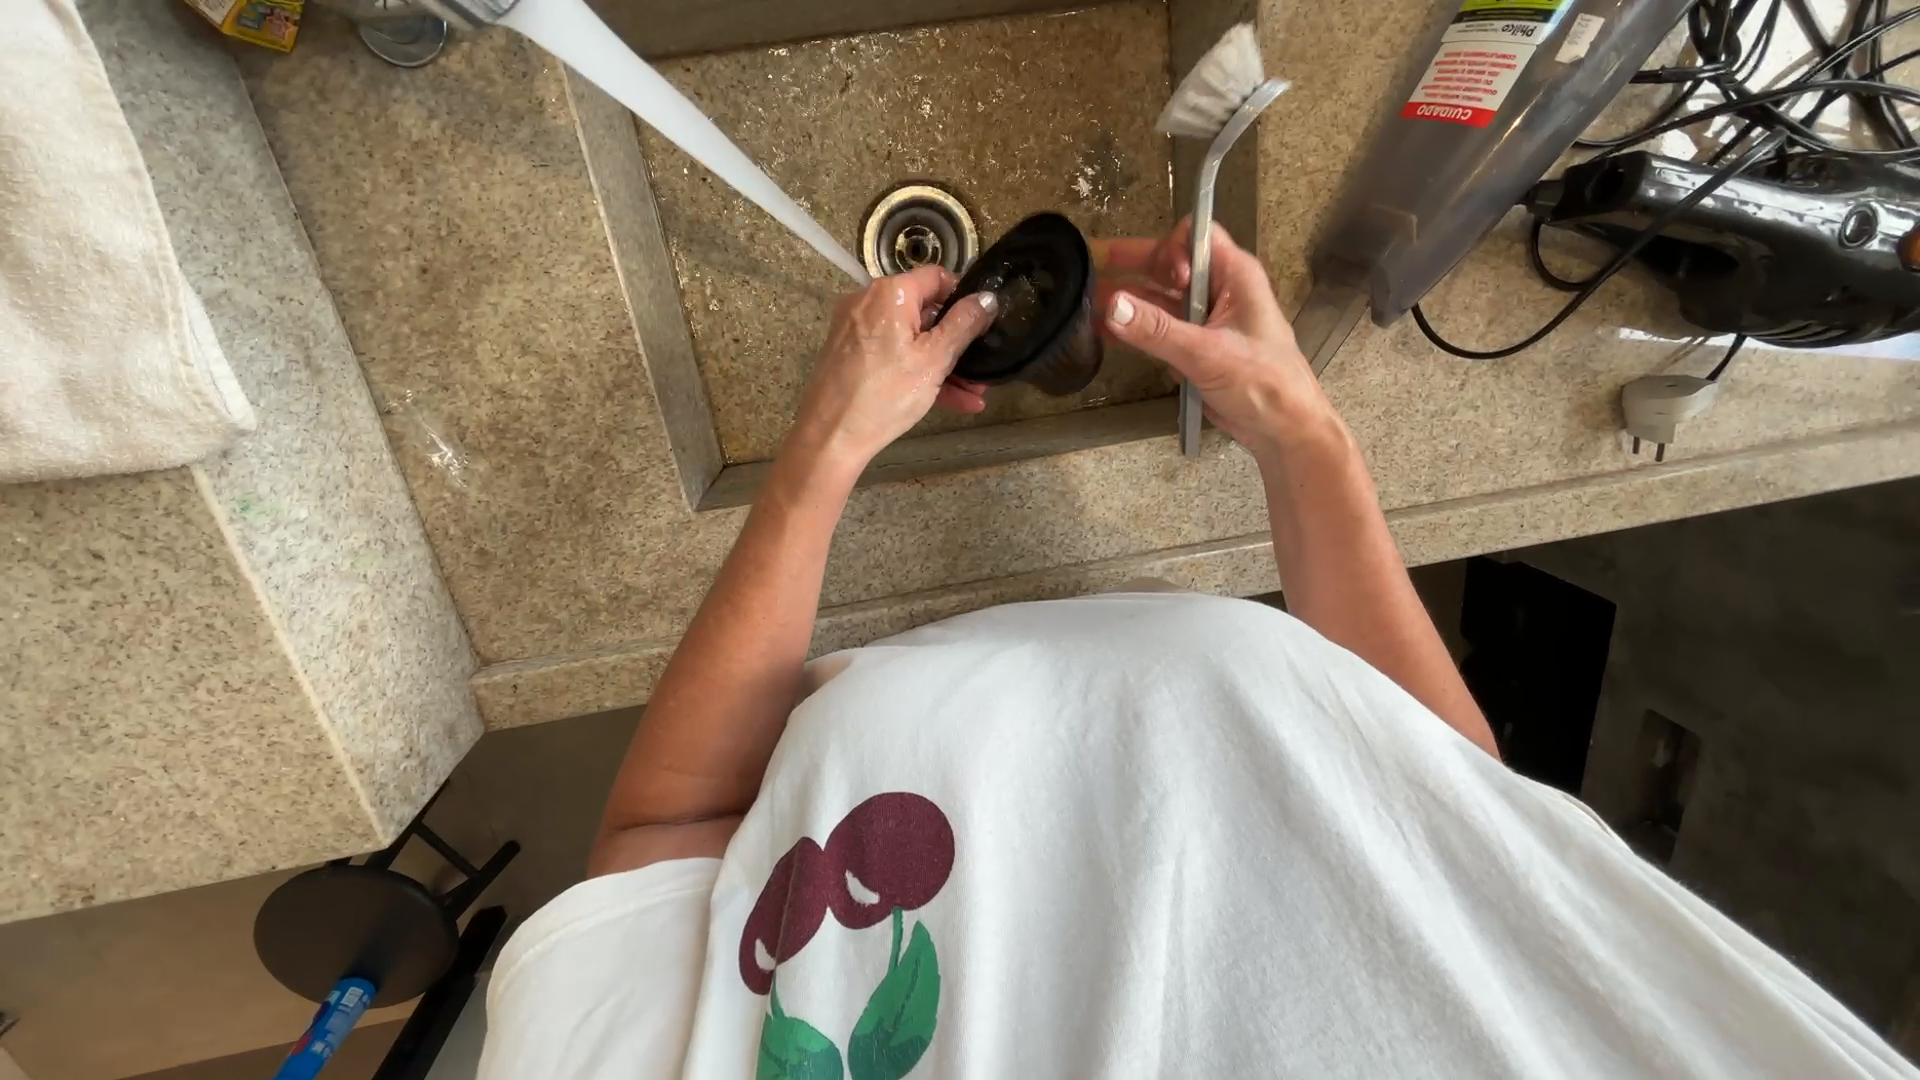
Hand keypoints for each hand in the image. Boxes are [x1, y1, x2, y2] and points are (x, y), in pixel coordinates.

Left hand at [788, 264, 997, 470]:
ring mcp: (856, 329)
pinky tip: (948, 400)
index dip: (963, 298)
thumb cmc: (885, 395)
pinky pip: (892, 355)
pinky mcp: (850, 355)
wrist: (832, 436)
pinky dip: (916, 372)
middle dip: (955, 343)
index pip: (936, 278)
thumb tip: (987, 298)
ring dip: (942, 365)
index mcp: (889, 293)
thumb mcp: (934, 360)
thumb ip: (964, 325)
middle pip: (923, 313)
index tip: (981, 324)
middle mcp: (868, 302)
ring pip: (909, 340)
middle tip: (981, 368)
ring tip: (972, 394)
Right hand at [1094, 219, 1339, 463]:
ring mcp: (1204, 321)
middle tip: (1089, 267)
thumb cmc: (1264, 385)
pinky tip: (1104, 336)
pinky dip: (1134, 332)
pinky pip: (1158, 331)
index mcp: (1233, 276)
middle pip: (1167, 266)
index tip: (1157, 278)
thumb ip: (1157, 330)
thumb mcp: (1207, 354)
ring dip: (1127, 304)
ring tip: (1087, 308)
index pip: (1194, 237)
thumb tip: (1112, 305)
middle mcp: (1217, 291)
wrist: (1282, 430)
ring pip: (1158, 300)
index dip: (1168, 251)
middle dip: (1131, 268)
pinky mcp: (1194, 348)